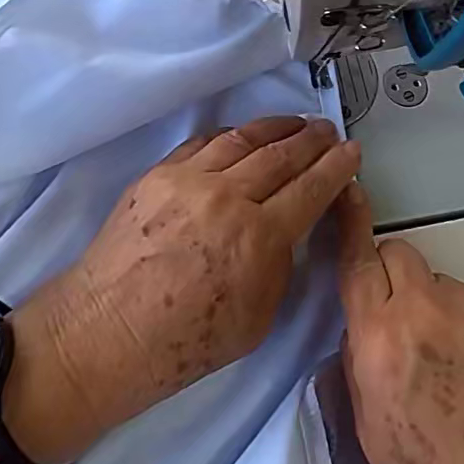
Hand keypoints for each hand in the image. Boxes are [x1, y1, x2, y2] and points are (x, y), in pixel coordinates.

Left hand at [5, 116, 360, 463]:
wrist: (112, 326)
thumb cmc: (188, 339)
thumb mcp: (259, 315)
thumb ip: (280, 261)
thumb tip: (288, 225)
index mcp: (258, 236)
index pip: (310, 189)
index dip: (336, 168)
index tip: (351, 152)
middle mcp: (225, 197)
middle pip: (279, 156)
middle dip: (311, 141)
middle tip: (328, 130)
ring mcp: (186, 180)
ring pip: (239, 141)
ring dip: (273, 128)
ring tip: (294, 124)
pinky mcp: (157, 174)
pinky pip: (200, 144)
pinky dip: (228, 136)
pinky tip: (241, 136)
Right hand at [335, 185, 463, 463]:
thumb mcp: (368, 420)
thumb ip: (358, 356)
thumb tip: (359, 323)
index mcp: (380, 340)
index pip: (357, 261)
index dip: (349, 224)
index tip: (348, 193)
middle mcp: (426, 313)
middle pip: (398, 254)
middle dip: (392, 274)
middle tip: (402, 317)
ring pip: (439, 280)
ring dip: (436, 305)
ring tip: (455, 360)